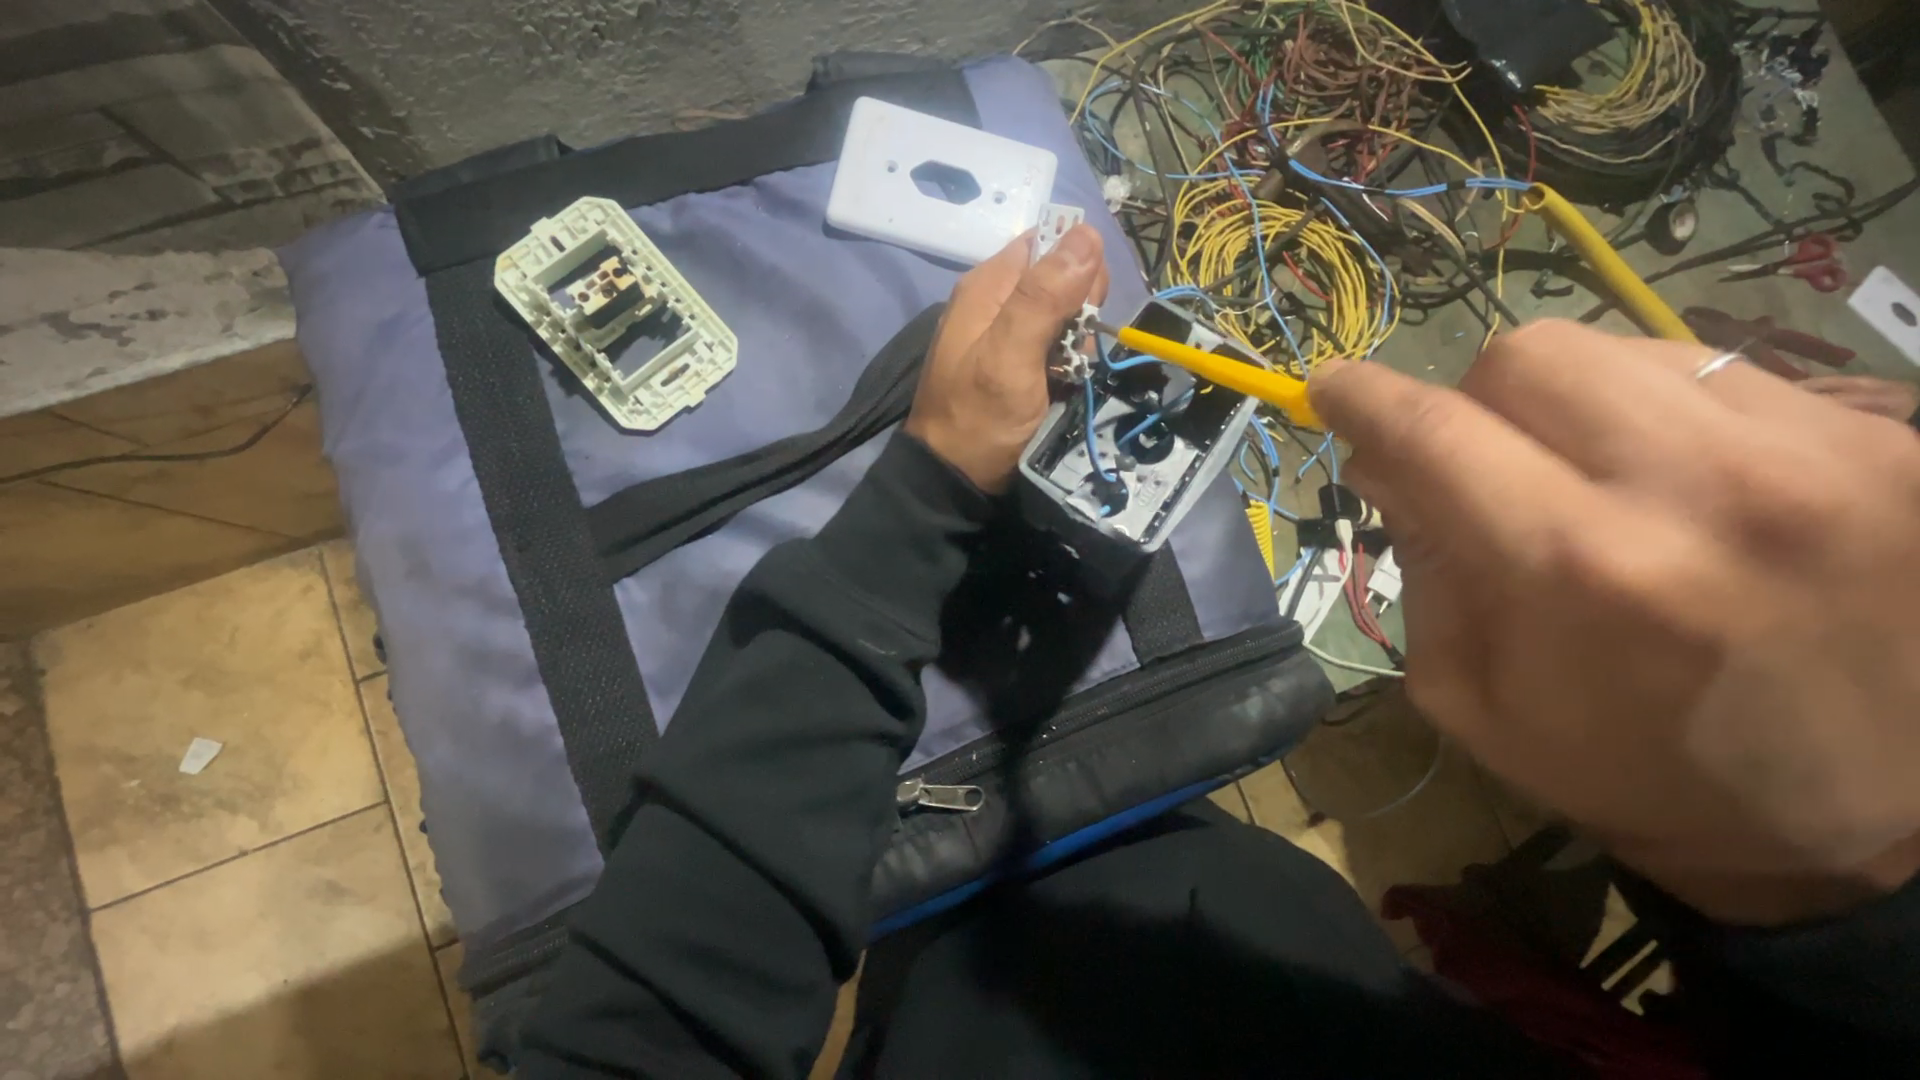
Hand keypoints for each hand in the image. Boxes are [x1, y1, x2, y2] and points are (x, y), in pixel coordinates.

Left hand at [904, 226, 1107, 492]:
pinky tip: (1063, 387)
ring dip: (1079, 345)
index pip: (1049, 243)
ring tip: (1063, 376)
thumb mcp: (1009, 355)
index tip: (1083, 306)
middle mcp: (999, 302)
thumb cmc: (979, 417)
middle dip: (1081, 312)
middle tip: (1069, 351)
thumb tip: (1086, 234)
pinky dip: (1070, 366)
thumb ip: (1043, 297)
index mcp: (989, 286)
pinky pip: (1061, 349)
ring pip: (1069, 317)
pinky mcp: (1022, 365)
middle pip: (1064, 280)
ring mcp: (1010, 336)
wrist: (956, 479)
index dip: (1077, 266)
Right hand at [1310, 320, 1919, 925]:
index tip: (1328, 386)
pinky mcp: (1895, 440)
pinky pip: (1718, 372)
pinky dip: (1656, 414)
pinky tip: (1673, 482)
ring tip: (1586, 474)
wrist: (1879, 821)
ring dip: (1566, 404)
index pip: (1436, 434)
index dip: (1363, 398)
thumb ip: (1423, 568)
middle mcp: (1705, 487)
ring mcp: (1821, 449)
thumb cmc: (1630, 770)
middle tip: (1478, 460)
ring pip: (1623, 349)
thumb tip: (1384, 464)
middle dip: (1471, 401)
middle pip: (1528, 356)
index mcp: (1581, 570)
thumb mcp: (1474, 695)